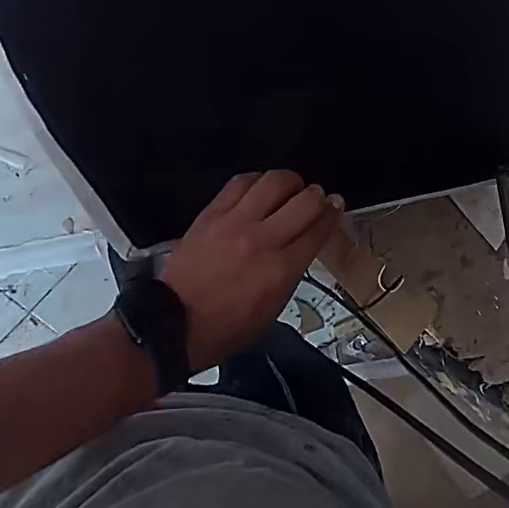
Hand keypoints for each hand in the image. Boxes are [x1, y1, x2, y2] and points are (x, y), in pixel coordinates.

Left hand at [160, 171, 341, 371]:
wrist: (173, 325)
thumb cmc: (223, 326)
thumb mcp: (274, 308)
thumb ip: (293, 271)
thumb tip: (304, 244)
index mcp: (282, 269)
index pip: (319, 228)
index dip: (333, 213)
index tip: (335, 207)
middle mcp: (262, 241)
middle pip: (306, 200)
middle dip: (318, 196)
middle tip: (315, 200)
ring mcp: (235, 224)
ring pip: (275, 181)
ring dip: (289, 182)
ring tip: (289, 190)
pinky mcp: (212, 215)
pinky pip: (240, 183)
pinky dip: (256, 181)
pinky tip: (259, 190)